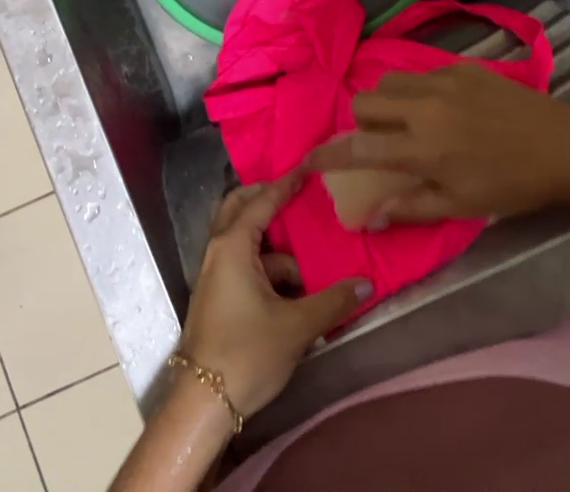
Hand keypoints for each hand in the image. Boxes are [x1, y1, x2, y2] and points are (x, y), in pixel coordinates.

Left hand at [179, 174, 371, 415]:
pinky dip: (269, 270)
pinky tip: (297, 290)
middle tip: (298, 198)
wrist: (204, 401)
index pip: (261, 202)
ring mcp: (215, 276)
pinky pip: (245, 267)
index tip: (306, 167)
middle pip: (240, 210)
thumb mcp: (297, 326)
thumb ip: (333, 301)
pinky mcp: (218, 297)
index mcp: (232, 247)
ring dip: (276, 249)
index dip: (285, 184)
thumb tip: (365, 284)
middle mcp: (218, 252)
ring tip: (313, 263)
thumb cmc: (247, 353)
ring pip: (247, 244)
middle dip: (267, 201)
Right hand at [306, 64, 569, 225]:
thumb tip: (371, 215)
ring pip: (389, 81)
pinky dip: (415, 90)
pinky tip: (439, 108)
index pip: (359, 148)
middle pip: (364, 101)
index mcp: (422, 147)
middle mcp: (423, 107)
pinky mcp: (461, 68)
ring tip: (406, 121)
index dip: (327, 154)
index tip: (307, 159)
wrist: (564, 145)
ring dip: (386, 102)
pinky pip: (419, 73)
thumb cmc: (513, 184)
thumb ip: (412, 207)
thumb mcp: (462, 206)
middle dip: (360, 121)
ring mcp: (442, 82)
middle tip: (379, 141)